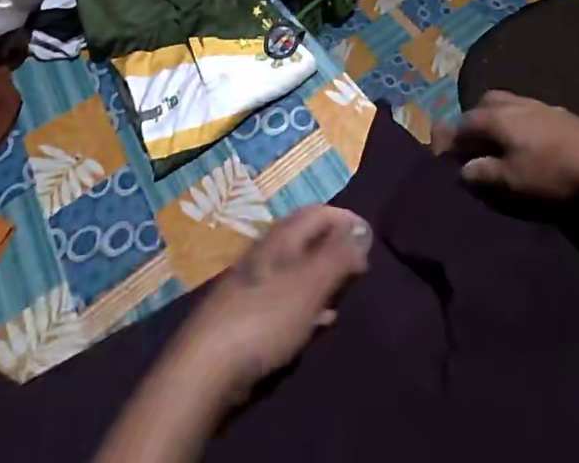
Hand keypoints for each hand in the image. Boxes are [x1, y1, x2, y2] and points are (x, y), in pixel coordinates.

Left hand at [164, 205, 371, 402]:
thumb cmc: (266, 318)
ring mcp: (256, 283)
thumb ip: (338, 256)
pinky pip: (288, 297)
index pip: (318, 212)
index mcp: (281, 239)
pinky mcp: (250, 313)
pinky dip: (309, 301)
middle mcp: (267, 253)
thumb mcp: (310, 285)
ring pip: (298, 268)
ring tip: (345, 292)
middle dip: (336, 246)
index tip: (370, 238)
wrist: (207, 366)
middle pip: (307, 238)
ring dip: (324, 275)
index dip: (346, 219)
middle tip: (360, 266)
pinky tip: (320, 321)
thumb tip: (361, 228)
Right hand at [440, 90, 578, 198]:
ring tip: (500, 140)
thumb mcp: (513, 178)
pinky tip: (529, 139)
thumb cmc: (551, 169)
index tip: (447, 153)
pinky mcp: (559, 112)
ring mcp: (538, 105)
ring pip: (508, 103)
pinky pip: (527, 110)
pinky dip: (519, 121)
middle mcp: (513, 104)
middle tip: (474, 141)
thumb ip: (485, 172)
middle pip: (485, 103)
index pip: (464, 122)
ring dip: (498, 117)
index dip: (453, 138)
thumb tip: (464, 169)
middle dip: (475, 119)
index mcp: (496, 117)